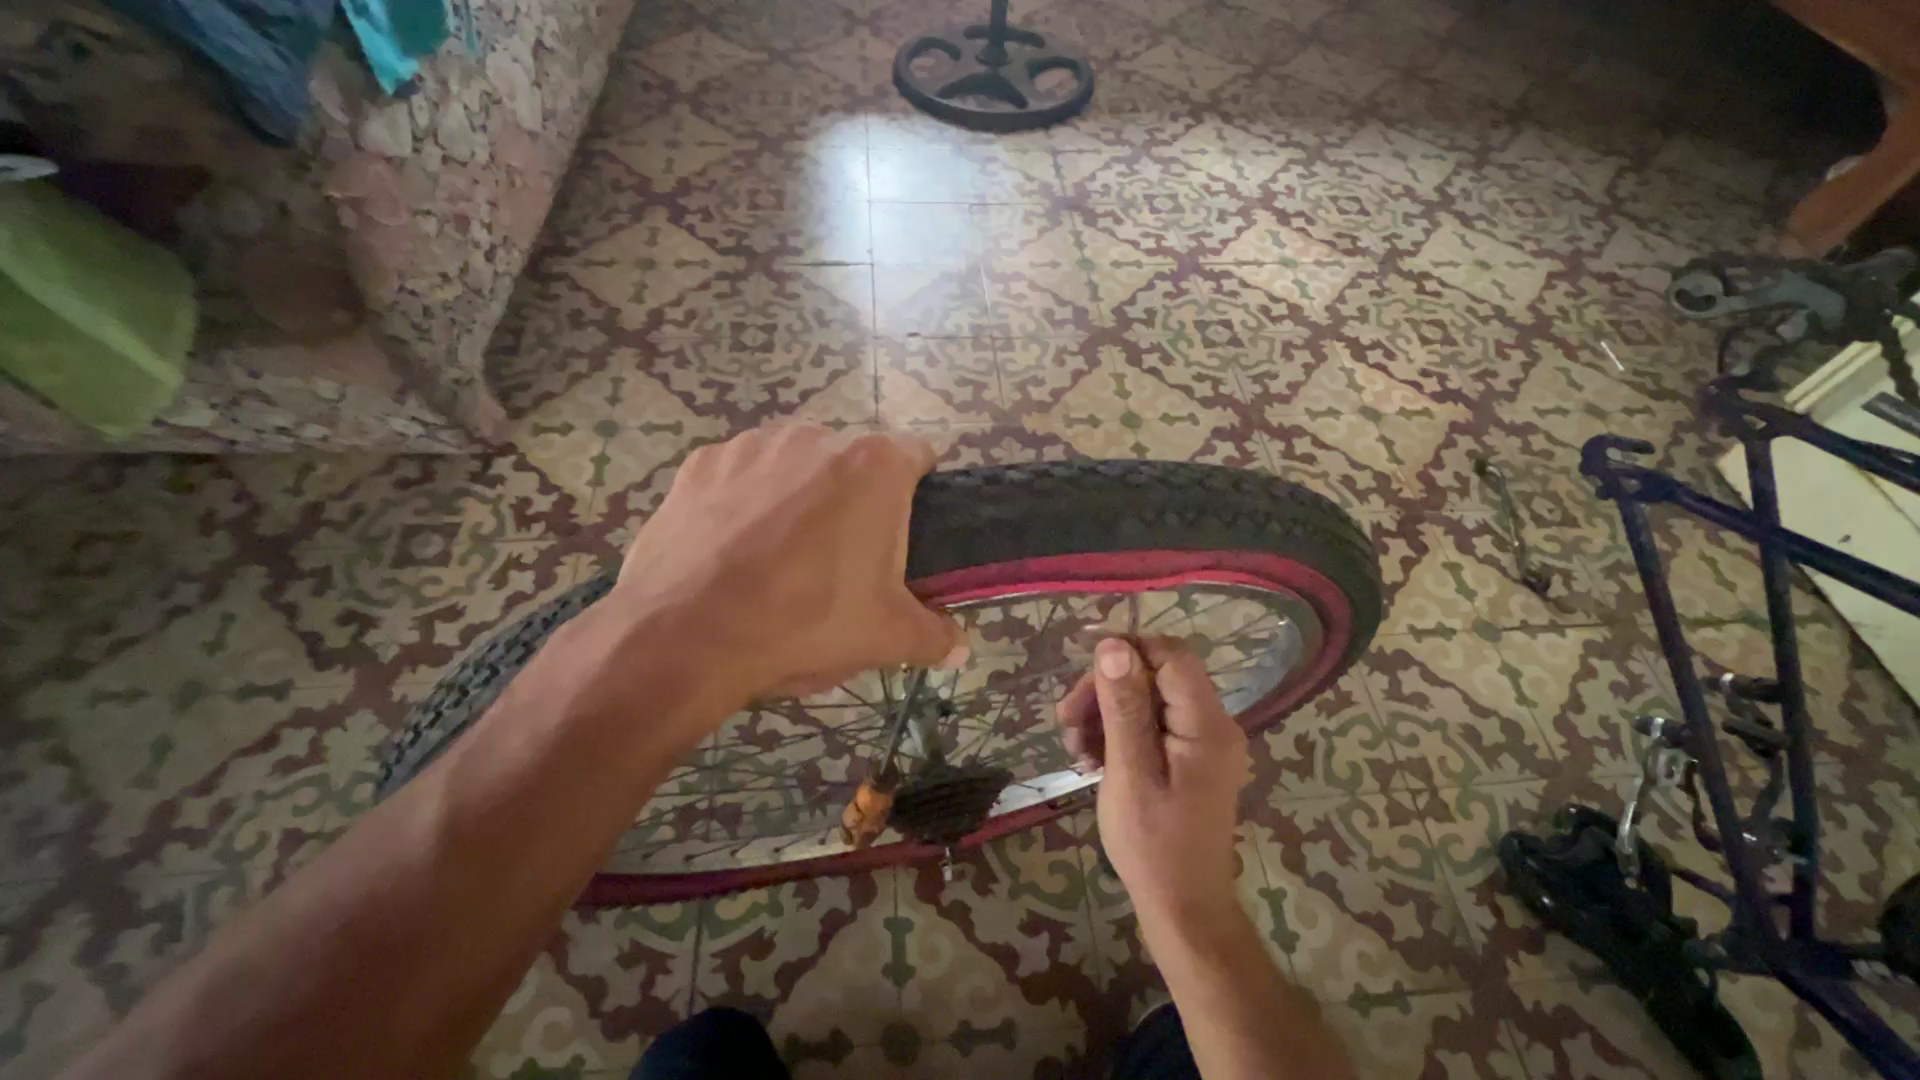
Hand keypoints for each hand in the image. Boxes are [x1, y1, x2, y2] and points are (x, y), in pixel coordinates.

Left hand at [609, 424, 965, 701]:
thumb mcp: (886, 637)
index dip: (919, 490)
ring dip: (800, 495)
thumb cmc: (807, 621)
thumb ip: (934, 636)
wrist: (689, 631)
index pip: (919, 455)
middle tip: (842, 559)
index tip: (907, 530)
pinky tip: (733, 549)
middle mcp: (817, 436)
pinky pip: (741, 475)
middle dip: (855, 497)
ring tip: (781, 556)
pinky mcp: (701, 463)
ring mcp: (753, 444)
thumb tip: (961, 649)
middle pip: (853, 460)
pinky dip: (745, 501)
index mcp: (875, 465)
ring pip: (795, 464)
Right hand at [1057, 637, 1250, 925]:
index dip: (1126, 653)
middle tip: (1066, 721)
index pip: (1171, 655)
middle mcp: (1215, 725)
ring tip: (1075, 748)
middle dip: (1107, 689)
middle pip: (1157, 675)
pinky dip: (1120, 734)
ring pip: (1149, 699)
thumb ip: (1123, 707)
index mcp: (1208, 724)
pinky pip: (1153, 726)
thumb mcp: (1130, 773)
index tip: (1081, 676)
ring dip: (1107, 713)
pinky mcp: (1191, 760)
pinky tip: (1092, 759)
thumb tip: (1112, 646)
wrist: (1182, 908)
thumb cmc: (1153, 845)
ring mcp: (1204, 743)